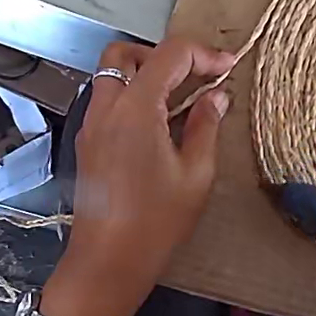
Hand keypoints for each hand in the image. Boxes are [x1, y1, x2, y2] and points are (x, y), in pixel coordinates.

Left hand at [41, 39, 234, 315]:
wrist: (108, 260)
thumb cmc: (153, 223)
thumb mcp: (196, 174)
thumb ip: (206, 126)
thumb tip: (216, 97)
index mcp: (135, 110)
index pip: (169, 54)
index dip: (203, 54)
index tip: (226, 66)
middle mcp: (106, 110)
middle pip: (127, 54)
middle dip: (165, 56)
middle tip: (196, 76)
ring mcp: (92, 126)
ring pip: (112, 76)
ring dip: (146, 76)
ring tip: (180, 101)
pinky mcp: (88, 143)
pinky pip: (108, 103)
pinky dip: (133, 98)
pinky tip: (159, 125)